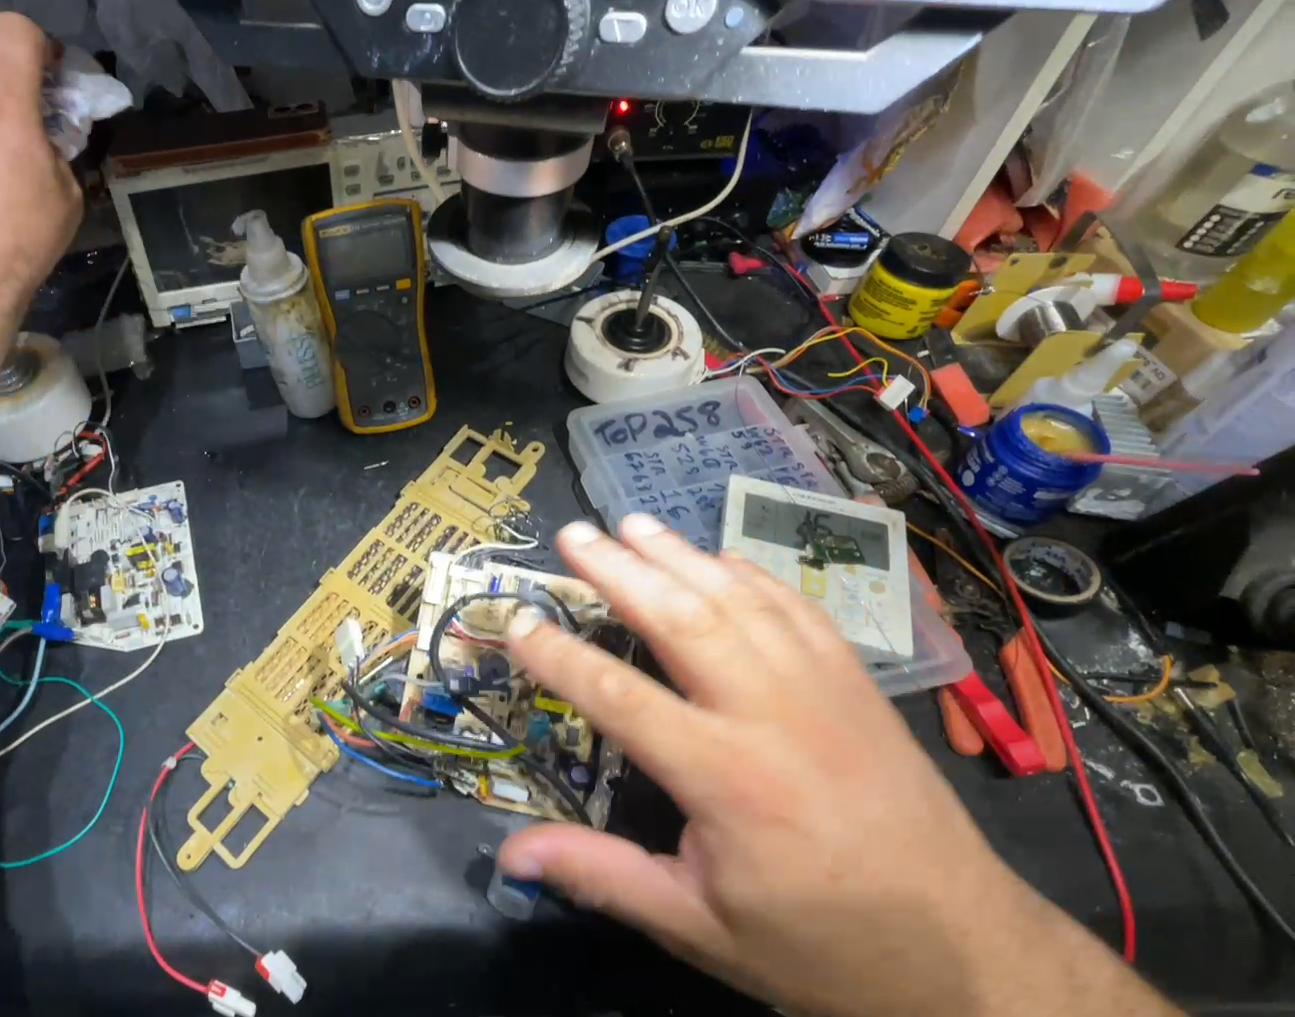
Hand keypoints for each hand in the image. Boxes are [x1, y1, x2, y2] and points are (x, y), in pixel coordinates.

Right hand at [499, 514, 1173, 1016]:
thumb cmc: (818, 944)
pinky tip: (717, 556)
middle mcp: (771, 714)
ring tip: (631, 523)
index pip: (619, 697)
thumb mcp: (698, 925)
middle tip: (573, 535)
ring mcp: (822, 689)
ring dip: (679, 555)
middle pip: (682, 619)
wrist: (965, 952)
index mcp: (725, 777)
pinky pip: (797, 609)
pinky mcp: (857, 684)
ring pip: (739, 600)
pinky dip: (750, 574)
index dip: (560, 656)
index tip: (517, 621)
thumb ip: (602, 876)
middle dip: (620, 571)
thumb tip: (511, 854)